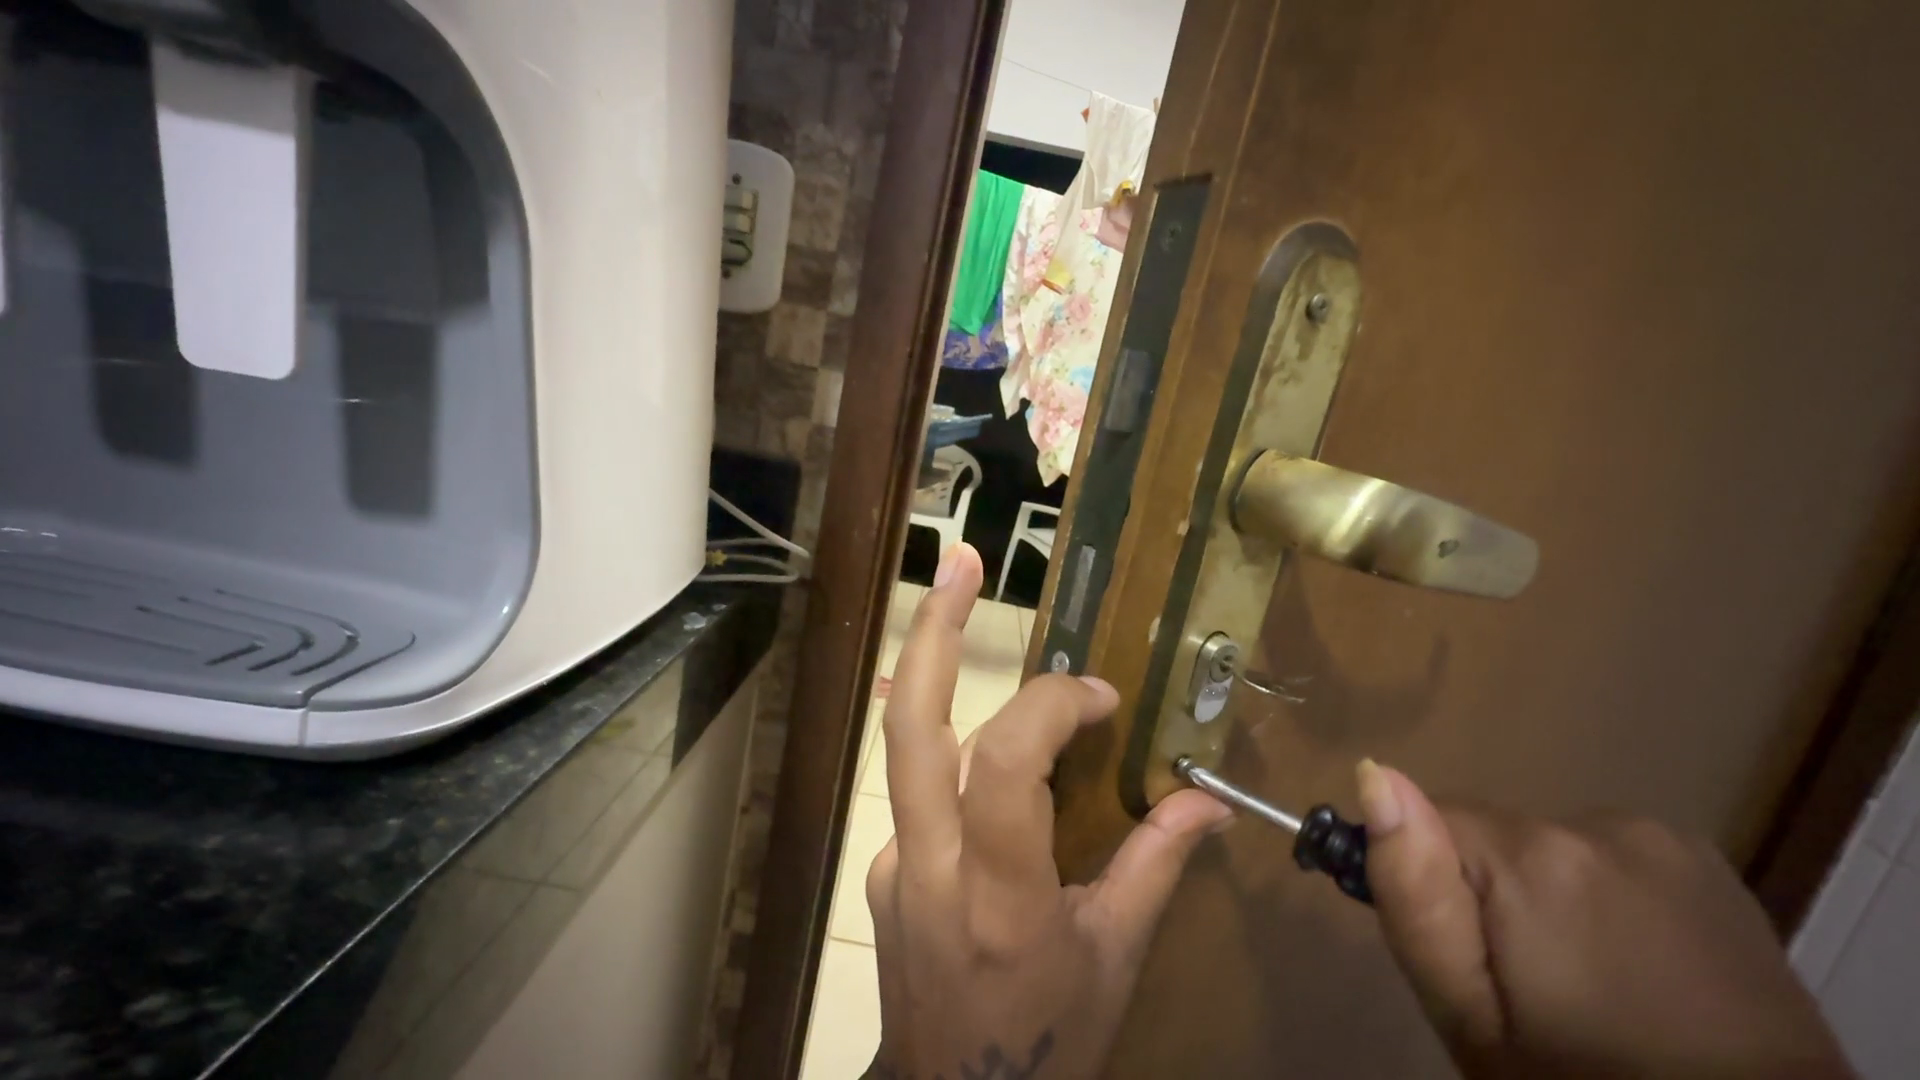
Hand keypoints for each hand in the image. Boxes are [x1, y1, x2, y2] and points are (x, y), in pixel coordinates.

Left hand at [863, 544, 1230, 1079]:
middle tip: (955, 560)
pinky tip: (998, 798)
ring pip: (914, 751)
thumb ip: (1156, 867)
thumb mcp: (1115, 959)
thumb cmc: (1048, 1040)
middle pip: (910, 726)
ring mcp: (889, 866)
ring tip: (956, 604)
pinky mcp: (878, 874)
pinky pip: (923, 801)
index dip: (1053, 706)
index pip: (1006, 764)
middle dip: (931, 632)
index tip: (1102, 698)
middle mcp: (928, 868)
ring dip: (941, 677)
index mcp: (1001, 896)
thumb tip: (1210, 803)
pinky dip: (964, 774)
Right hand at [1359, 761, 1851, 1078]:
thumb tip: (1374, 774)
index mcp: (1530, 856)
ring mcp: (1658, 834)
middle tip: (1527, 984)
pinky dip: (1601, 891)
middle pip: (1489, 836)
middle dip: (1489, 894)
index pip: (1424, 823)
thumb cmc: (1580, 1076)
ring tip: (1588, 977)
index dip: (1431, 889)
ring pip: (1546, 844)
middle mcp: (1593, 821)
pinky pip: (1605, 852)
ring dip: (1546, 892)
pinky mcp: (1703, 853)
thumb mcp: (1471, 1016)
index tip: (1465, 956)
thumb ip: (1416, 895)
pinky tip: (1637, 957)